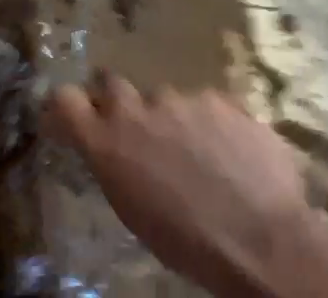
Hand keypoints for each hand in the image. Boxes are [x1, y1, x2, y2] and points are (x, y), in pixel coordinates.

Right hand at [45, 75, 315, 292]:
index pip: (64, 98)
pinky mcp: (222, 100)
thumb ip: (113, 163)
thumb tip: (110, 150)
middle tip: (141, 130)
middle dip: (121, 101)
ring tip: (201, 152)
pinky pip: (210, 105)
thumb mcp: (131, 207)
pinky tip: (234, 153)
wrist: (264, 244)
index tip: (78, 116)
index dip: (69, 104)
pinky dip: (215, 124)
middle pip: (112, 83)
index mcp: (104, 139)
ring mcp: (179, 100)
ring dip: (174, 118)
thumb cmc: (188, 241)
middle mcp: (133, 109)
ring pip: (167, 99)